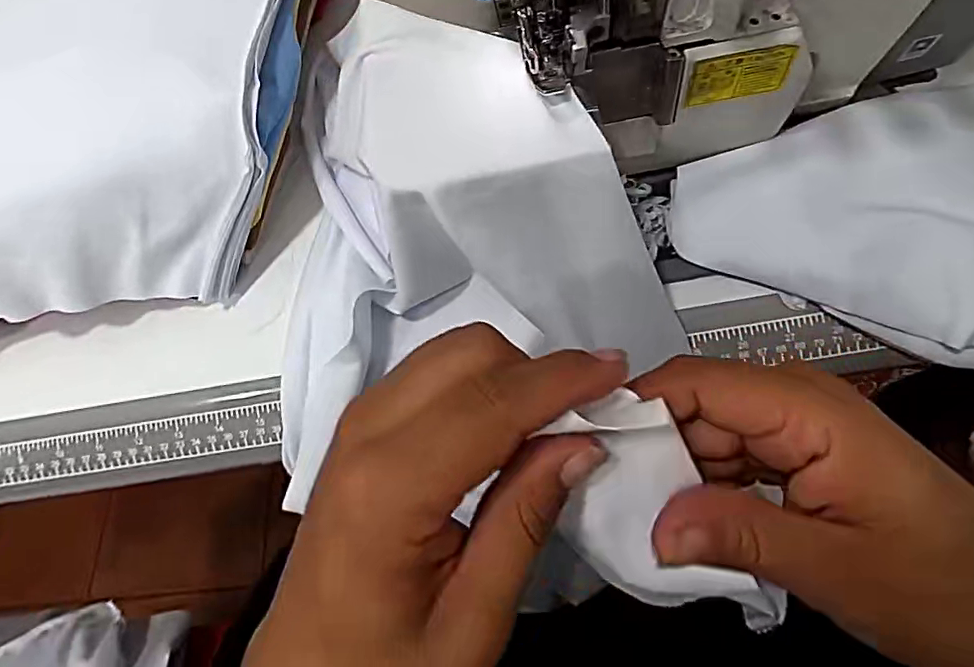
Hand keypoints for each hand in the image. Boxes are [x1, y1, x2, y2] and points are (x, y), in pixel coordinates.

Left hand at [248, 324, 624, 666]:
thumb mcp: (469, 622)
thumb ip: (525, 520)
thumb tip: (582, 442)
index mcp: (389, 486)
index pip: (492, 402)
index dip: (560, 380)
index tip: (614, 371)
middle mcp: (366, 431)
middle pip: (471, 354)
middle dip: (535, 372)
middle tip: (582, 415)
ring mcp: (358, 418)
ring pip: (452, 350)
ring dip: (510, 371)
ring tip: (548, 423)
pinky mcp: (361, 420)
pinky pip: (434, 368)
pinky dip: (480, 378)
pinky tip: (503, 424)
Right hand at [633, 357, 973, 666]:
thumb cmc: (945, 587)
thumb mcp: (837, 570)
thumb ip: (741, 535)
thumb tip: (656, 527)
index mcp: (805, 404)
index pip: (699, 381)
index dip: (641, 404)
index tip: (591, 441)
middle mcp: (795, 398)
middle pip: (698, 404)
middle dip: (655, 446)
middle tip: (614, 499)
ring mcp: (798, 424)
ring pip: (711, 431)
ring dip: (681, 471)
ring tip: (647, 517)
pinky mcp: (801, 451)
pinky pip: (735, 455)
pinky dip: (709, 485)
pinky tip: (693, 521)